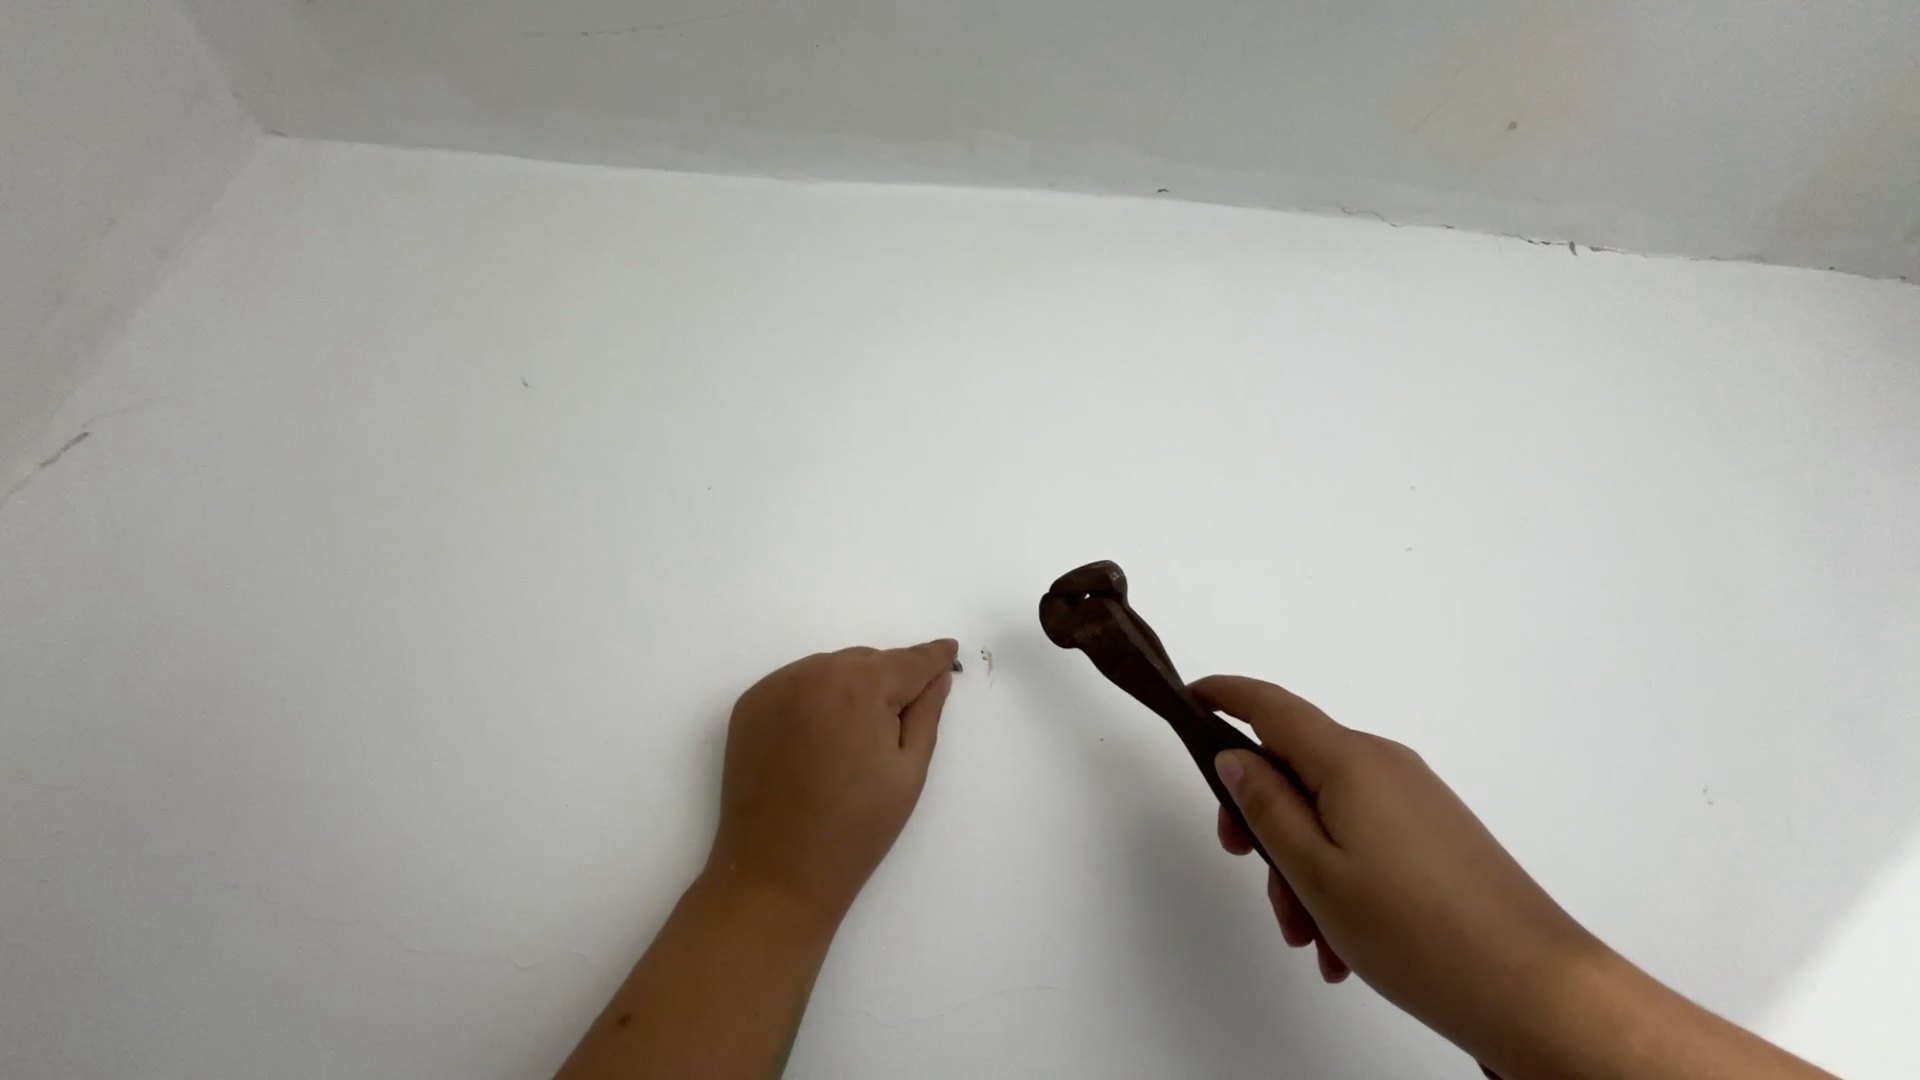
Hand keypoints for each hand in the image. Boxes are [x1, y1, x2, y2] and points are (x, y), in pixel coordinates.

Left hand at [706, 640, 958, 922]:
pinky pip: (797, 684)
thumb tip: (937, 676)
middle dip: (890, 679)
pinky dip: (816, 696)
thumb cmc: (856, 828)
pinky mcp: (749, 705)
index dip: (933, 657)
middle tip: (900, 716)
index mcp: (860, 687)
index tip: (949, 651)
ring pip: (831, 668)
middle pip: (867, 661)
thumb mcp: (908, 771)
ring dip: (851, 685)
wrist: (775, 874)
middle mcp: (814, 673)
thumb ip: (927, 713)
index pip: (908, 661)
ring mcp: (776, 687)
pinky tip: (822, 733)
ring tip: (857, 733)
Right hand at [1196, 675, 1601, 1066]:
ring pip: (1325, 810)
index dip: (1224, 695)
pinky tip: (1340, 943)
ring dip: (1298, 862)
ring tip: (1307, 936)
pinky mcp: (1435, 832)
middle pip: (1294, 766)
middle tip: (1242, 863)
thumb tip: (1233, 756)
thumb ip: (1264, 805)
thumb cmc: (1414, 931)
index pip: (1270, 705)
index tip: (1188, 698)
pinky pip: (1361, 836)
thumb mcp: (1314, 871)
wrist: (1544, 996)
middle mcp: (1382, 764)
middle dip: (1258, 814)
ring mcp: (1414, 799)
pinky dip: (1335, 875)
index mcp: (1349, 761)